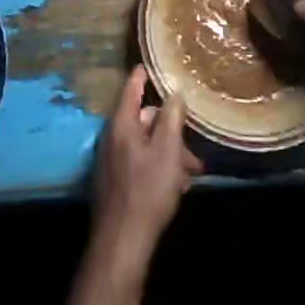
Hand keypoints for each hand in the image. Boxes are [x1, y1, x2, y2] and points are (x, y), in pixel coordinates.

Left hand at [92, 65, 201, 261]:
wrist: (123, 241)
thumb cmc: (148, 191)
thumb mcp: (168, 151)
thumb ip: (171, 119)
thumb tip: (174, 93)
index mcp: (122, 124)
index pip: (132, 88)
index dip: (144, 75)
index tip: (152, 63)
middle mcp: (112, 136)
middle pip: (144, 119)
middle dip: (170, 128)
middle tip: (193, 146)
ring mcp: (111, 159)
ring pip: (145, 143)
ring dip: (169, 152)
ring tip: (191, 173)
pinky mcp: (115, 180)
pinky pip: (140, 161)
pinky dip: (159, 166)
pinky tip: (177, 185)